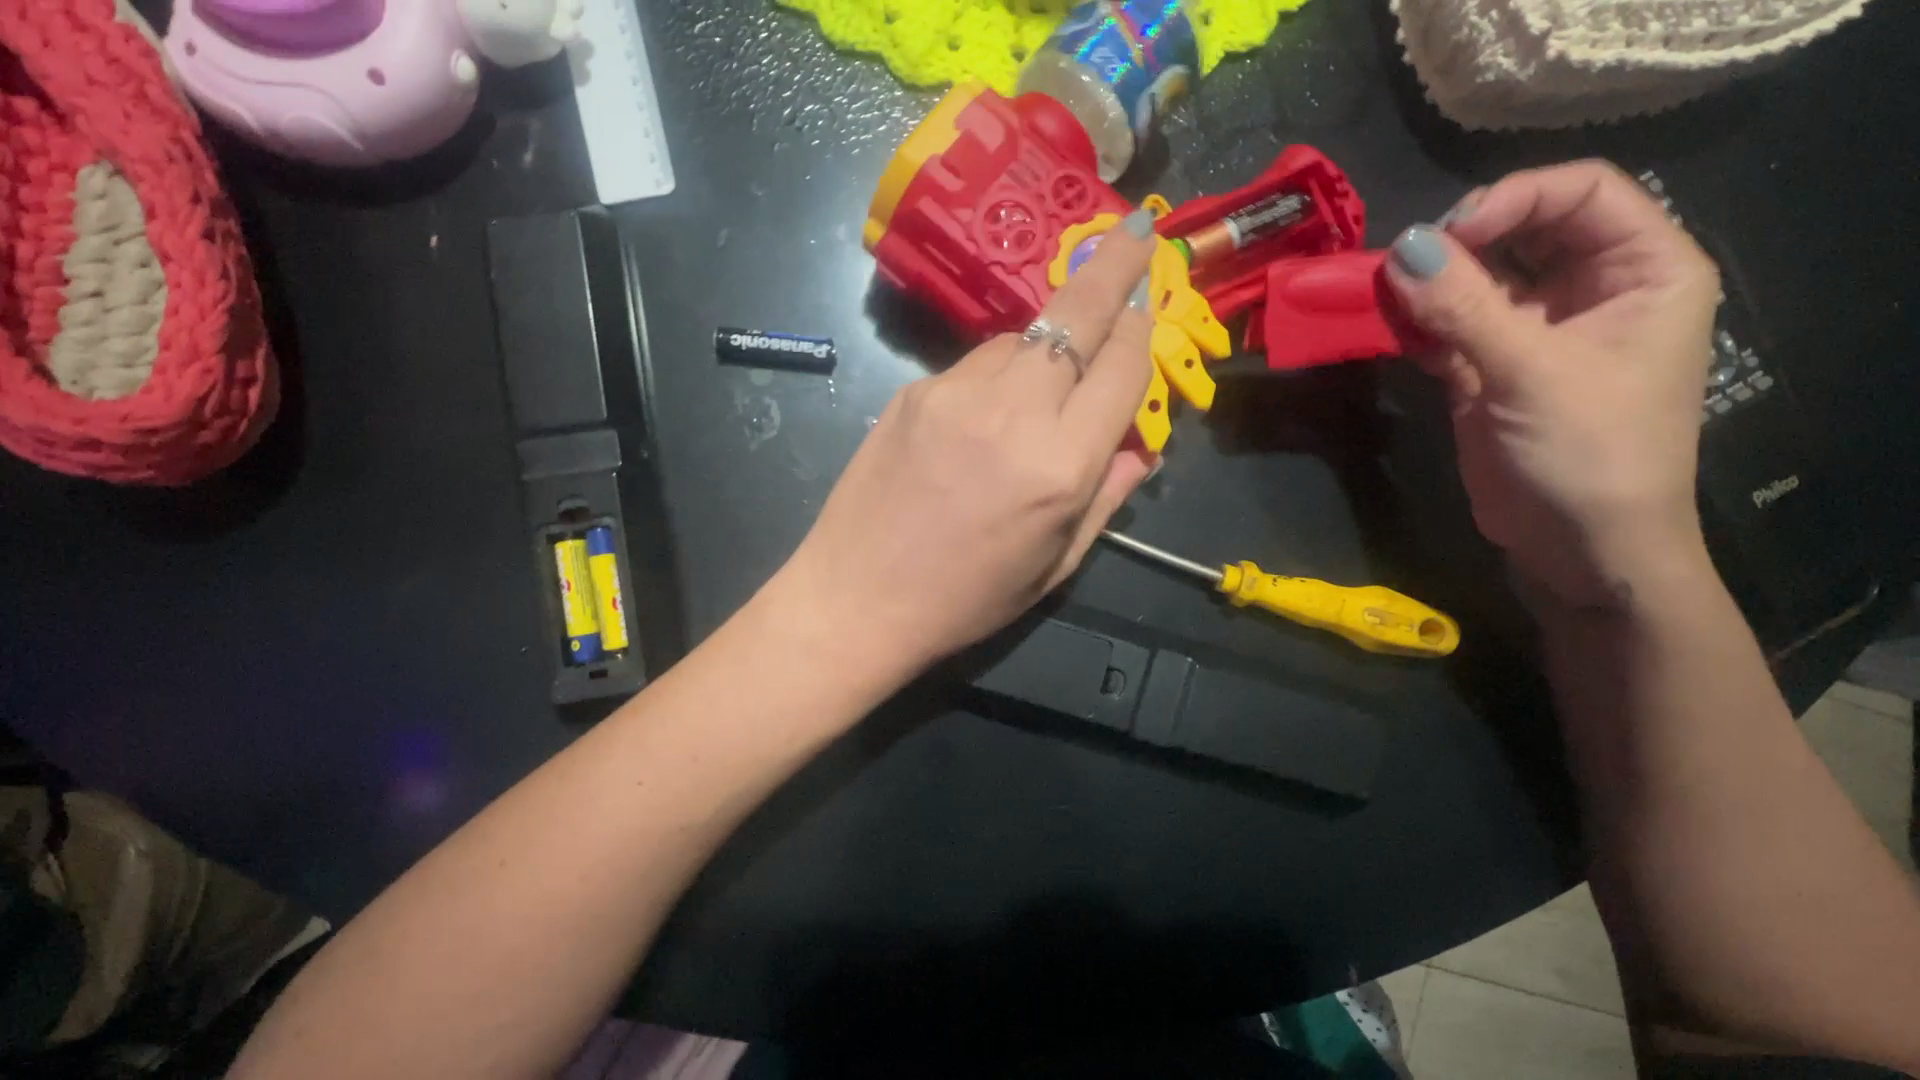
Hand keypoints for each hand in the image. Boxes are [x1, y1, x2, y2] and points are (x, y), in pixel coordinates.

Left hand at [768, 209, 1159, 679]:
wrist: (857, 598)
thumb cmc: (968, 598)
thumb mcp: (1056, 565)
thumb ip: (1108, 497)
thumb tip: (1140, 447)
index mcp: (1062, 464)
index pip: (1124, 366)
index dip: (1144, 331)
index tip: (1150, 306)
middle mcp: (1015, 412)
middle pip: (1077, 316)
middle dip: (1115, 269)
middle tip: (1138, 229)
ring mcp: (957, 392)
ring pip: (1022, 338)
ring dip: (1046, 347)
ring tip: (1036, 398)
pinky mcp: (914, 389)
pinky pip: (975, 363)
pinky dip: (995, 375)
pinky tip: (981, 421)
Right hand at [1385, 161, 1723, 609]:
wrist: (1579, 551)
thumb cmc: (1590, 456)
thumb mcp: (1532, 374)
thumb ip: (1465, 307)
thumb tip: (1402, 246)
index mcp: (1644, 270)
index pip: (1583, 192)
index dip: (1516, 199)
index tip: (1452, 235)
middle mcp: (1594, 288)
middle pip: (1524, 228)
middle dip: (1464, 239)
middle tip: (1408, 263)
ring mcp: (1539, 328)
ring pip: (1479, 276)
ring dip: (1431, 282)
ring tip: (1385, 293)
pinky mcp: (1493, 366)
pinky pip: (1451, 324)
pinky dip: (1418, 322)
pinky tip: (1389, 327)